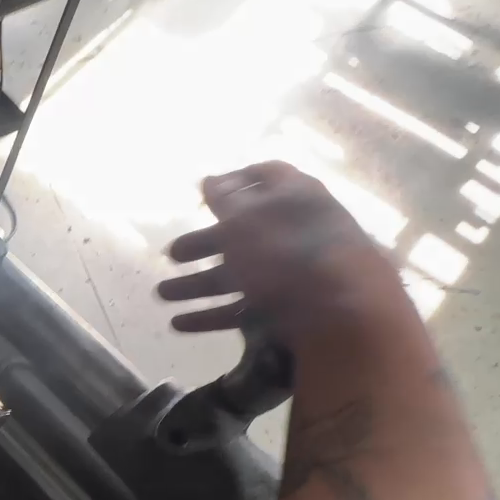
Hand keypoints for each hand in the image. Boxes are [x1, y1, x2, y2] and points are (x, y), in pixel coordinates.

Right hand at [158, 162, 415, 350]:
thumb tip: (210, 179)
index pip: (265, 176)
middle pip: (240, 234)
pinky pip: (238, 309)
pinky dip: (207, 315)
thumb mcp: (249, 218)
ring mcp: (289, 272)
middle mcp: (294, 232)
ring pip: (233, 275)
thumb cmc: (286, 254)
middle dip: (201, 244)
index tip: (201, 194)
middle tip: (170, 255)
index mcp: (294, 200)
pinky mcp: (283, 308)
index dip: (234, 180)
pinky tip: (178, 323)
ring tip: (162, 295)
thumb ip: (226, 199)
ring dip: (193, 284)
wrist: (337, 312)